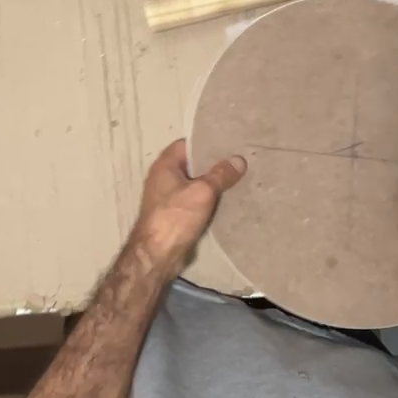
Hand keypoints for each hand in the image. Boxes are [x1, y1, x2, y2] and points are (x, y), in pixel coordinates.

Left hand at [130, 139, 245, 269]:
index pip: (186, 144)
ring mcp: (168, 197)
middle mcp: (164, 178)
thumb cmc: (176, 217)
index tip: (228, 142)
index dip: (206, 142)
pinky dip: (209, 199)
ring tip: (239, 177)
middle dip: (213, 163)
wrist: (158, 255)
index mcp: (164, 165)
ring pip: (195, 184)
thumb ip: (220, 174)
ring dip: (212, 183)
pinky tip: (228, 199)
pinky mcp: (176, 215)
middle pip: (191, 165)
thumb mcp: (202, 192)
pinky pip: (195, 200)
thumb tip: (239, 159)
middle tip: (239, 159)